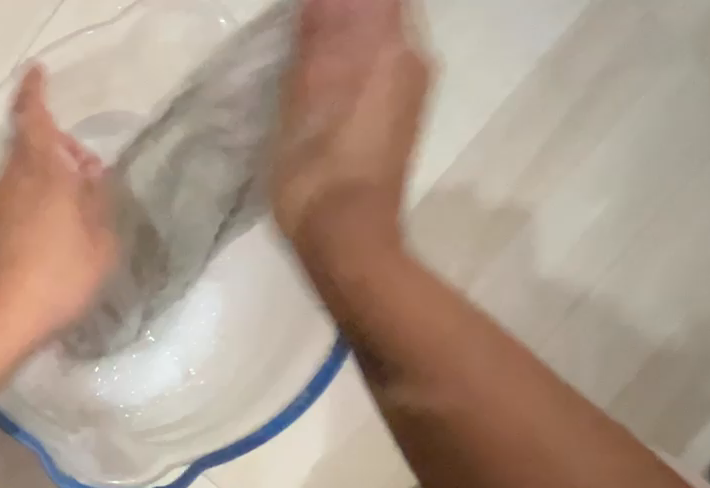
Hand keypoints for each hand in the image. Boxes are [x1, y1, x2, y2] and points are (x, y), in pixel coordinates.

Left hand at [0, 66, 118, 357]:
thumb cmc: (55, 283)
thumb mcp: (100, 246)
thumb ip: (100, 204)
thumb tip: (92, 178)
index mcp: (40, 174)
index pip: (34, 118)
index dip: (35, 93)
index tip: (36, 75)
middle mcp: (8, 185)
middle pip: (29, 152)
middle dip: (56, 152)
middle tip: (84, 173)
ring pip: (18, 183)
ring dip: (43, 186)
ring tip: (70, 216)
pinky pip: (8, 211)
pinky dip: (27, 212)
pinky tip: (44, 243)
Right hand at [271, 0, 432, 272]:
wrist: (347, 241)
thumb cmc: (316, 175)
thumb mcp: (304, 102)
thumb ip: (317, 40)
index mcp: (390, 46)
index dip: (335, 3)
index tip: (303, 16)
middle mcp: (410, 58)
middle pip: (380, 8)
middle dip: (342, 12)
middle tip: (299, 30)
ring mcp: (407, 91)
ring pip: (379, 37)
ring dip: (343, 36)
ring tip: (303, 52)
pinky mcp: (396, 120)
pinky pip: (378, 68)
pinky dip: (349, 63)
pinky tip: (321, 85)